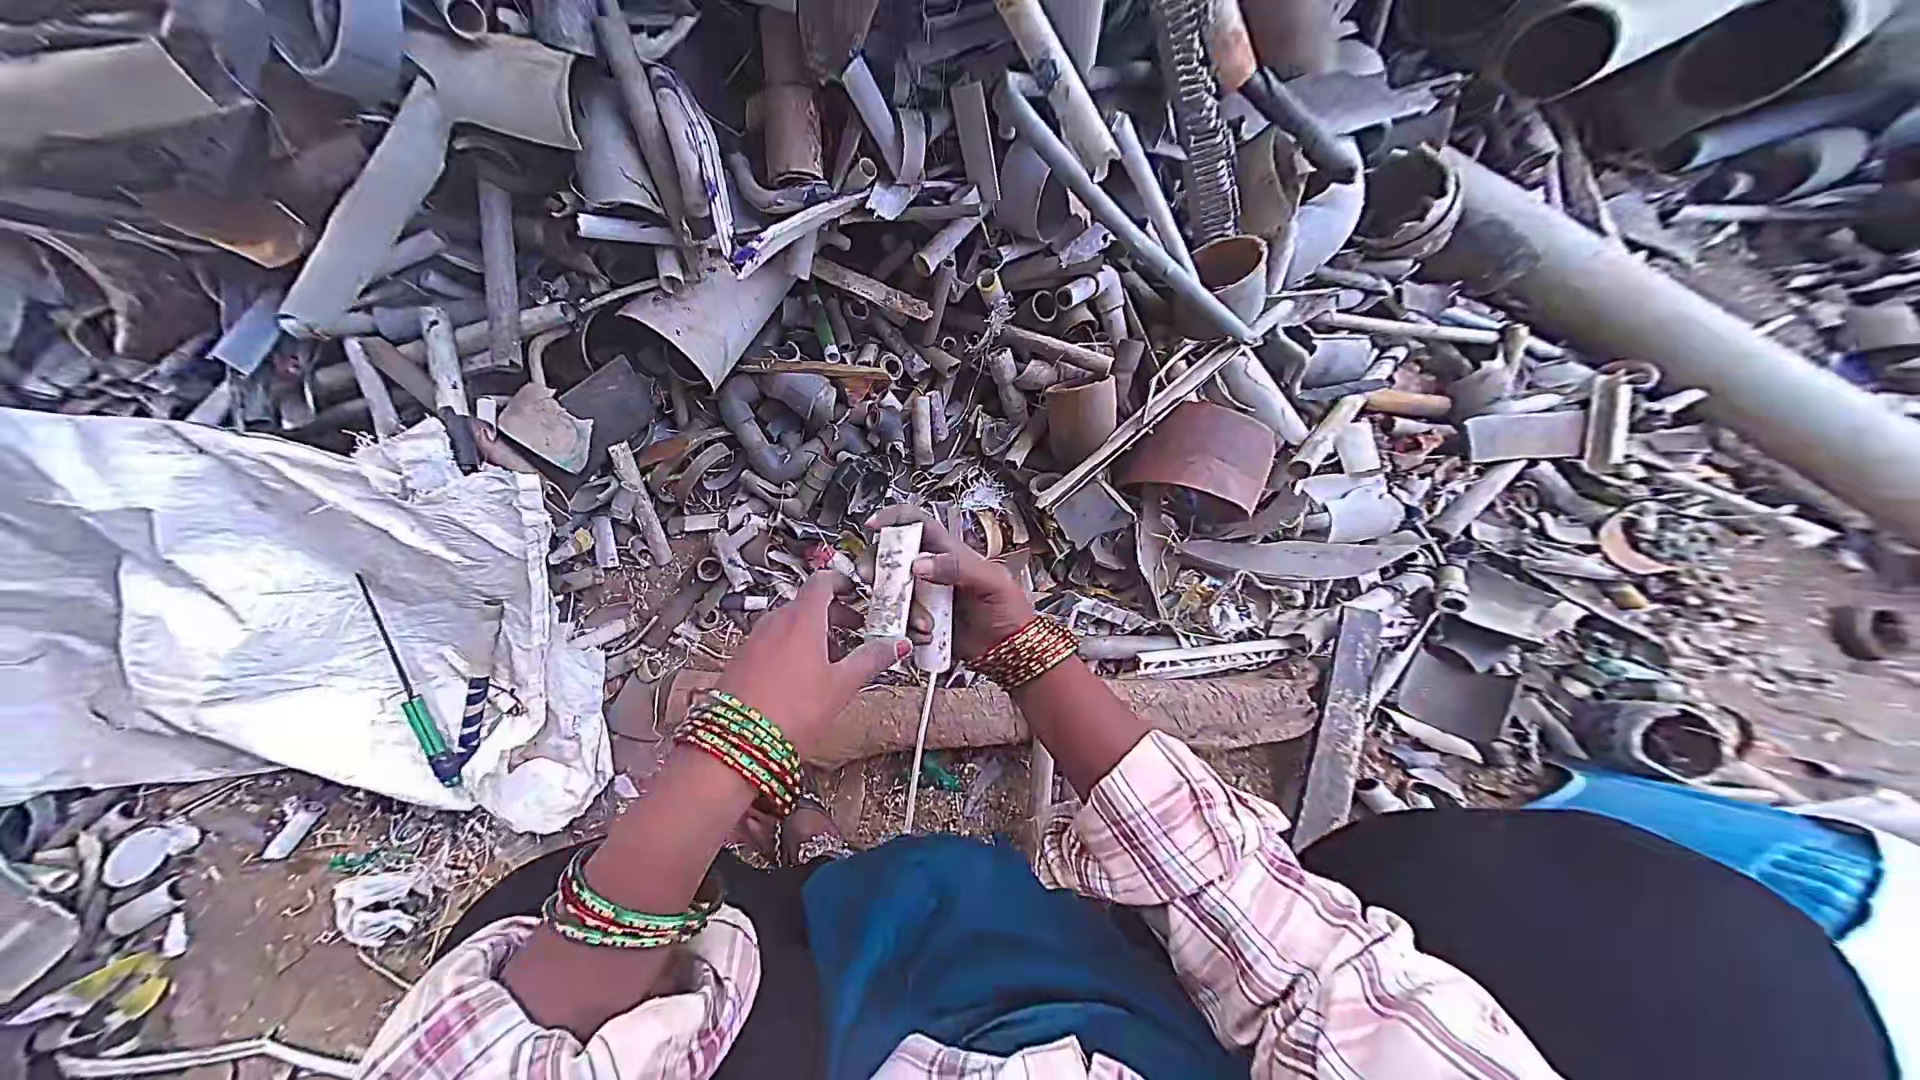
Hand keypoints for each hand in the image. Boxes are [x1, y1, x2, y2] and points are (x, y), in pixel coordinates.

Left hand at [716, 570, 907, 754]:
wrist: (737, 743)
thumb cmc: (789, 712)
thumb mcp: (842, 685)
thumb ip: (871, 659)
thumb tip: (897, 645)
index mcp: (801, 619)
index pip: (821, 581)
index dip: (841, 582)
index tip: (854, 591)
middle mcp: (774, 622)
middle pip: (807, 603)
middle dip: (834, 612)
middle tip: (854, 628)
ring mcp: (755, 640)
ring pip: (789, 622)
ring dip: (813, 630)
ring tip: (832, 656)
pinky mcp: (742, 660)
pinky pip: (772, 641)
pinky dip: (792, 646)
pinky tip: (803, 674)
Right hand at [867, 504, 1035, 661]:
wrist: (1010, 651)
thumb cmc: (1009, 610)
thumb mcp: (992, 581)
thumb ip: (958, 566)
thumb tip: (918, 564)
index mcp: (949, 551)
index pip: (917, 524)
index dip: (894, 519)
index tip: (874, 526)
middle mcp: (930, 571)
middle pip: (891, 558)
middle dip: (880, 569)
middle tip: (878, 582)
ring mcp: (922, 598)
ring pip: (892, 593)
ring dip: (901, 608)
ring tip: (927, 624)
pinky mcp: (918, 622)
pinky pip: (898, 621)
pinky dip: (906, 629)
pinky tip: (925, 636)